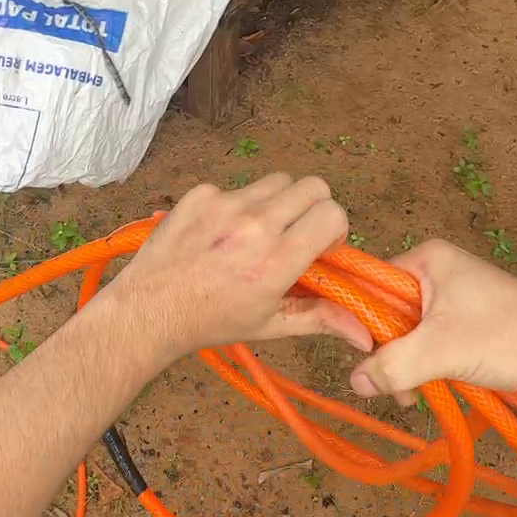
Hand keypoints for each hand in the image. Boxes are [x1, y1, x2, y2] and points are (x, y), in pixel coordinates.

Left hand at [105, 175, 371, 359]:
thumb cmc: (212, 321)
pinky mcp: (201, 194)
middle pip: (312, 186)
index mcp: (277, 261)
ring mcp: (225, 204)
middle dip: (312, 207)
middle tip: (295, 232)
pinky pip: (236, 187)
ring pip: (276, 182)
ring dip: (277, 202)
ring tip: (257, 232)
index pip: (332, 214)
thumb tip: (366, 335)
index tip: (320, 246)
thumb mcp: (270, 325)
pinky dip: (236, 205)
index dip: (334, 227)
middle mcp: (255, 226)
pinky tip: (219, 234)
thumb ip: (321, 319)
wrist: (150, 309)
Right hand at [348, 240, 516, 402]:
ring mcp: (451, 292)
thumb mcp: (441, 352)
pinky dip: (424, 361)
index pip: (370, 282)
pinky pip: (426, 336)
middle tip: (394, 383)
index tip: (363, 354)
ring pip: (407, 327)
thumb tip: (354, 381)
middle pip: (387, 308)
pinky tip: (430, 386)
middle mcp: (436, 268)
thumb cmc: (509, 338)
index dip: (362, 319)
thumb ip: (392, 365)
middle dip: (388, 349)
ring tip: (414, 393)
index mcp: (427, 258)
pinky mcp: (464, 316)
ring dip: (406, 361)